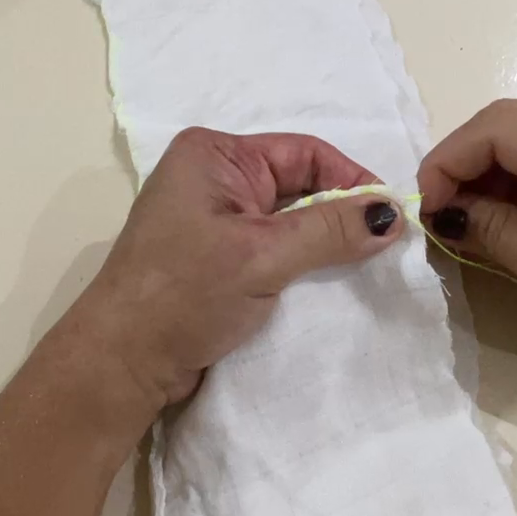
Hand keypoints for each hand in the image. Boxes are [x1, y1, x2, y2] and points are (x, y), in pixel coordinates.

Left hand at [54, 127, 403, 409]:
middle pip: (297, 186)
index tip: (392, 217)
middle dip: (339, 213)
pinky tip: (326, 282)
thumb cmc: (185, 295)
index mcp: (214, 156)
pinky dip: (299, 263)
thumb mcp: (262, 255)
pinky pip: (271, 250)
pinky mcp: (215, 261)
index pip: (302, 153)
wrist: (124, 362)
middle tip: (385, 245)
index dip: (351, 180)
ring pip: (286, 222)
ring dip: (321, 243)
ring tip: (363, 265)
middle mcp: (212, 180)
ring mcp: (212, 222)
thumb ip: (329, 230)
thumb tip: (392, 214)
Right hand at [417, 99, 516, 356]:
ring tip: (465, 218)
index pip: (500, 128)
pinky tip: (503, 213)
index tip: (424, 210)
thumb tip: (444, 212)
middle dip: (464, 163)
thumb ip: (497, 231)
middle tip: (438, 214)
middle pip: (514, 122)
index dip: (448, 162)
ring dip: (490, 170)